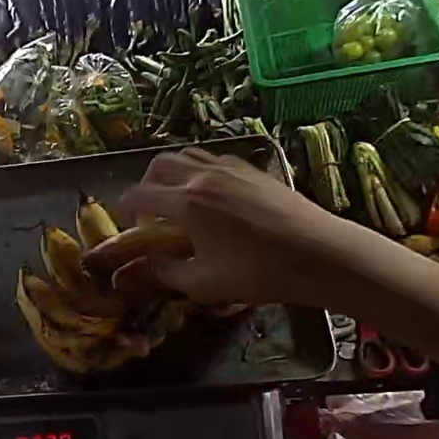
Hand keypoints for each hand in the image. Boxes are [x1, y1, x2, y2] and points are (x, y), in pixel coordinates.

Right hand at [92, 148, 372, 306]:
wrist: (317, 252)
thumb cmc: (257, 273)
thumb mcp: (203, 283)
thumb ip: (163, 273)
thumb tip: (134, 271)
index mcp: (185, 203)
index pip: (139, 195)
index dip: (124, 206)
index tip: (121, 219)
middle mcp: (202, 175)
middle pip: (158, 166)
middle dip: (144, 184)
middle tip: (148, 211)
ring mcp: (229, 166)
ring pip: (186, 155)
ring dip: (171, 173)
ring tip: (176, 198)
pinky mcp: (252, 167)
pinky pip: (213, 157)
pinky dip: (198, 169)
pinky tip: (210, 193)